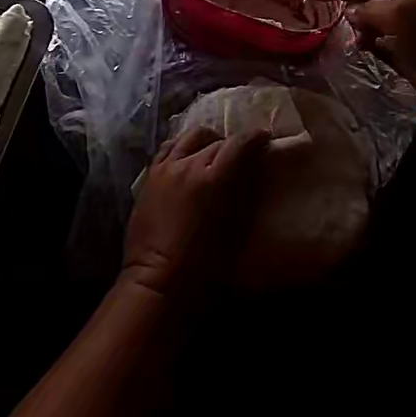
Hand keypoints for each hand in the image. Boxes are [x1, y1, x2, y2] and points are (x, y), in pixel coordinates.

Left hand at [122, 125, 269, 299]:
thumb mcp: (235, 228)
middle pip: (215, 140)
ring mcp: (166, 168)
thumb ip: (243, 193)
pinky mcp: (150, 176)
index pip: (238, 144)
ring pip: (189, 137)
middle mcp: (189, 165)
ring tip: (213, 150)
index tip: (264, 136)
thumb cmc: (205, 266)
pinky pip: (168, 148)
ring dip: (206, 140)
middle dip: (231, 143)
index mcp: (214, 179)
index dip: (254, 137)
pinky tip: (187, 154)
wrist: (159, 280)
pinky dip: (182, 146)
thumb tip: (251, 172)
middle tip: (241, 153)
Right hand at [306, 0, 415, 101]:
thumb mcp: (399, 12)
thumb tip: (350, 13)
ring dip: (350, 18)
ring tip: (332, 22)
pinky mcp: (398, 47)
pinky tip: (356, 44)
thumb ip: (368, 9)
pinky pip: (372, 38)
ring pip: (366, 15)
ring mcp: (401, 24)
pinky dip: (361, 40)